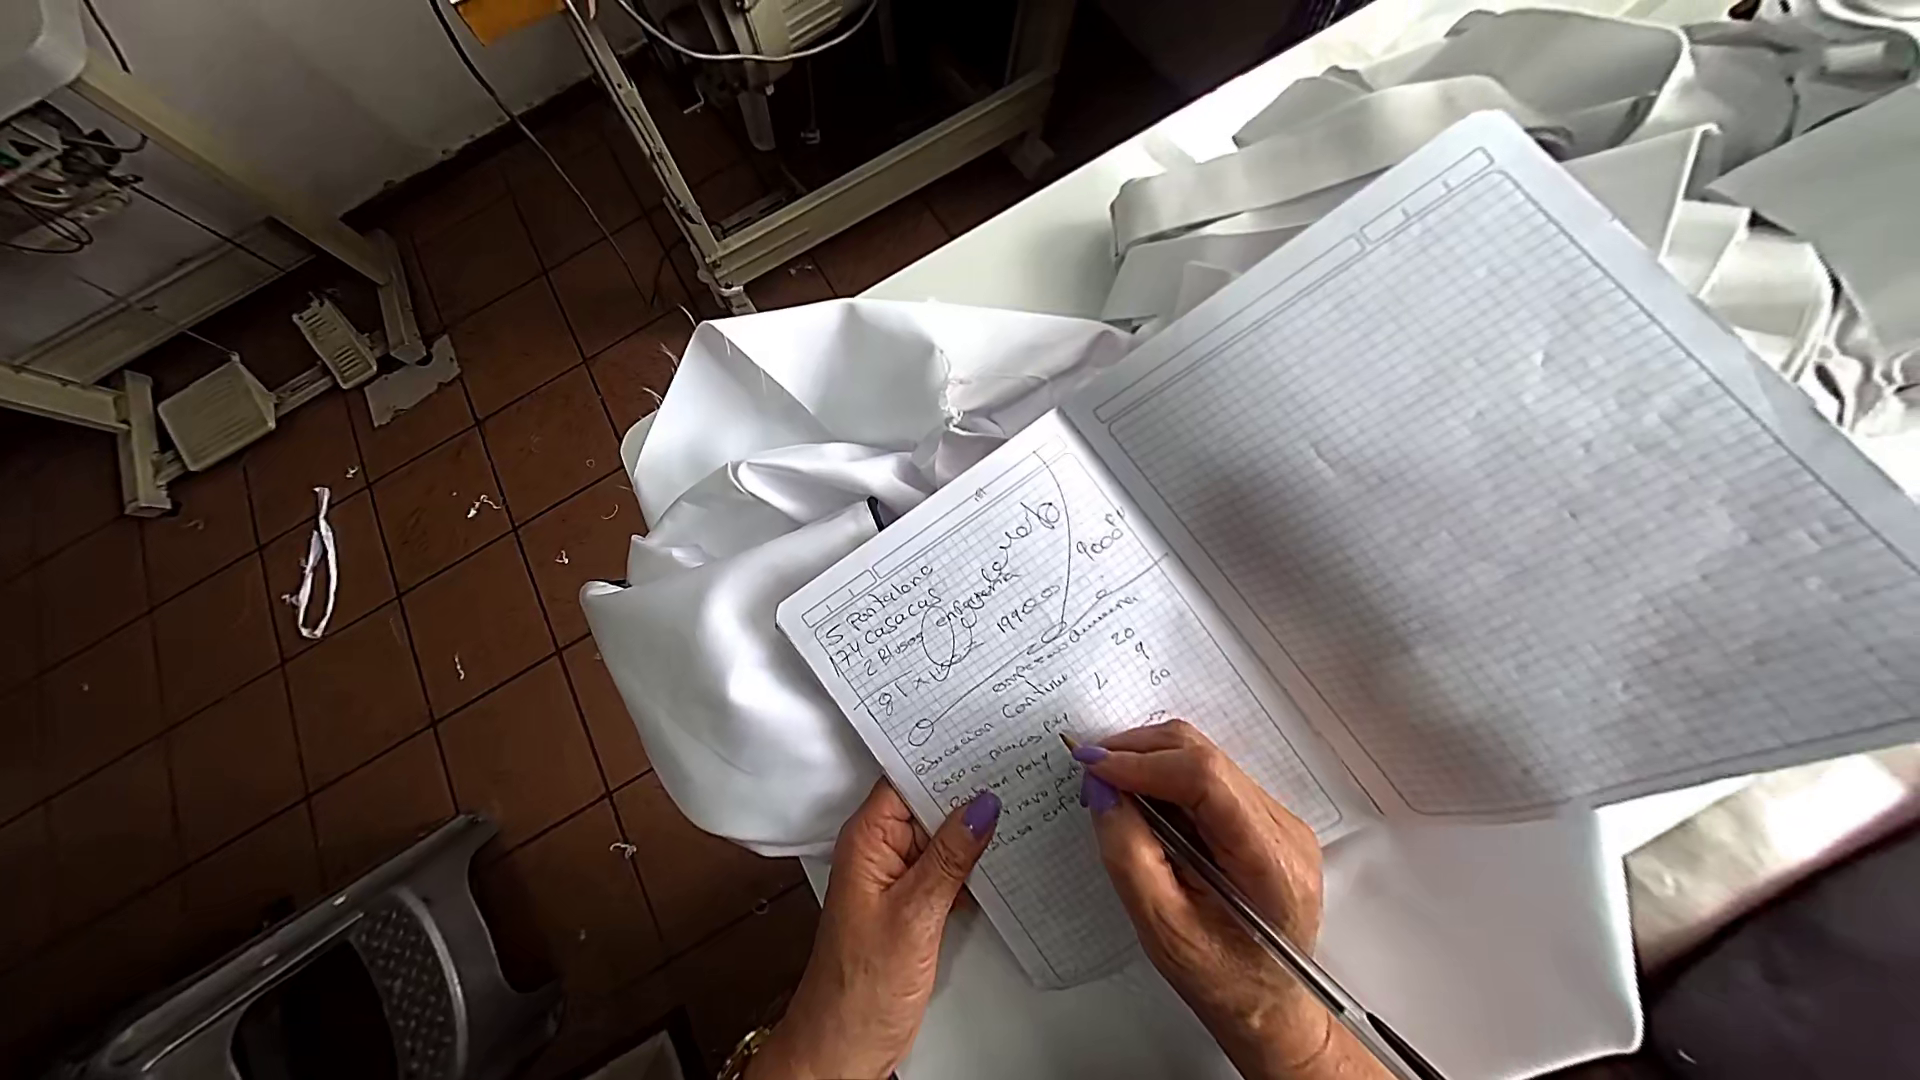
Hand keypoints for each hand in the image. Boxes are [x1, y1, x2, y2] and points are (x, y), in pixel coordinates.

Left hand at [750, 780, 999, 1079]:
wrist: (845, 1052)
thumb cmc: (857, 992)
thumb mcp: (915, 916)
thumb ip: (950, 857)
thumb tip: (981, 807)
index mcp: (867, 839)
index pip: (905, 778)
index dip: (940, 760)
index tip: (979, 748)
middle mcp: (880, 849)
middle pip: (926, 802)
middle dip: (964, 795)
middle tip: (1007, 779)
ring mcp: (898, 874)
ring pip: (941, 833)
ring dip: (970, 830)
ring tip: (1009, 814)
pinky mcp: (913, 898)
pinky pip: (946, 863)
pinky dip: (969, 861)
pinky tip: (995, 858)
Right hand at [1076, 720, 1380, 1079]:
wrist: (1268, 1005)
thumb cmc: (1220, 980)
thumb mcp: (1161, 928)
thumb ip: (1127, 852)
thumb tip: (1101, 786)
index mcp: (1270, 862)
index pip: (1205, 778)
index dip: (1142, 761)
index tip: (1092, 765)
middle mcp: (1282, 827)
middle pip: (1201, 754)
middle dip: (1136, 751)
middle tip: (1091, 769)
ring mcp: (1275, 816)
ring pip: (1200, 754)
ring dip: (1146, 758)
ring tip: (1109, 784)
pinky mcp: (1258, 813)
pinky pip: (1203, 771)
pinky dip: (1161, 771)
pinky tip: (1138, 795)